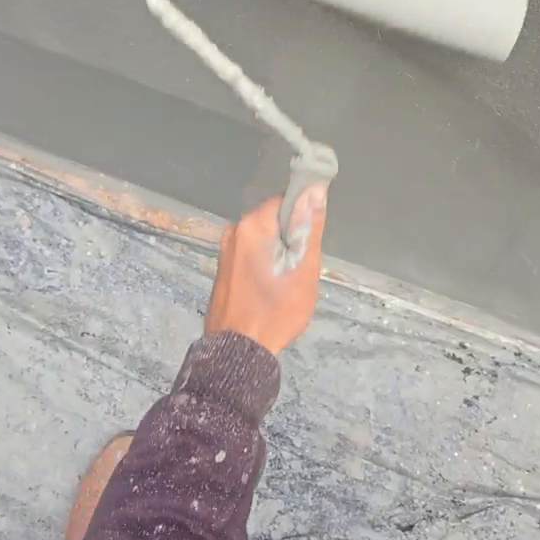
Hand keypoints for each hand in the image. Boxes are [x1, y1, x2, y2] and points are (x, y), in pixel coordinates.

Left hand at [204, 184, 327, 354]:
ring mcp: (225, 250)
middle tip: (300, 270)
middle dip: (290, 240)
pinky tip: (270, 290)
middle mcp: (234, 230)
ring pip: (264, 240)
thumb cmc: (277, 308)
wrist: (239, 350)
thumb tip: (315, 189)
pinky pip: (251, 255)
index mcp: (253, 224)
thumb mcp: (303, 267)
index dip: (302, 221)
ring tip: (286, 284)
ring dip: (278, 255)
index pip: (285, 201)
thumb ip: (309, 226)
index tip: (308, 246)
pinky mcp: (223, 269)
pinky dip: (264, 265)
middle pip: (274, 221)